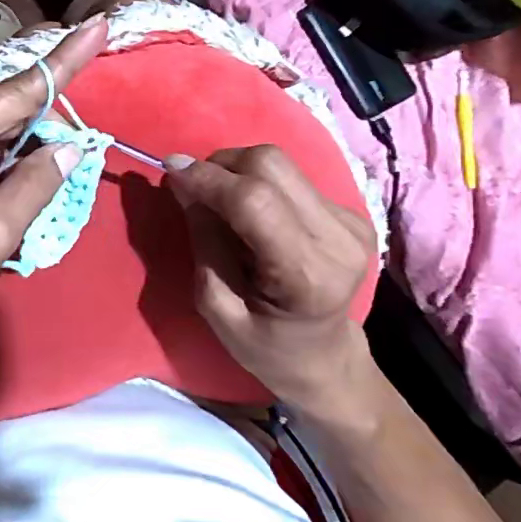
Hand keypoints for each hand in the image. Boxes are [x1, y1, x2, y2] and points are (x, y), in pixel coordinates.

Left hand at [0, 17, 109, 322]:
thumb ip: (37, 182)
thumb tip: (72, 146)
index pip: (16, 91)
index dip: (63, 61)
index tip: (97, 26)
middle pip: (7, 103)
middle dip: (51, 95)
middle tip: (93, 59)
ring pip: (0, 128)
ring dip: (36, 130)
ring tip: (73, 124)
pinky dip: (17, 153)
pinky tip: (43, 153)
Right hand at [165, 146, 377, 409]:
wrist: (325, 357)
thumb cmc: (266, 347)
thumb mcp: (218, 310)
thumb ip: (204, 243)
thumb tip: (184, 184)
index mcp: (307, 275)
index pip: (255, 202)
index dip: (208, 179)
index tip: (170, 170)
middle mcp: (338, 239)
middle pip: (272, 166)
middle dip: (222, 166)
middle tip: (195, 188)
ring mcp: (350, 221)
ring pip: (281, 163)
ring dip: (238, 171)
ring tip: (219, 200)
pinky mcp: (350, 212)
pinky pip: (291, 177)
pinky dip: (257, 183)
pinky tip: (250, 213)